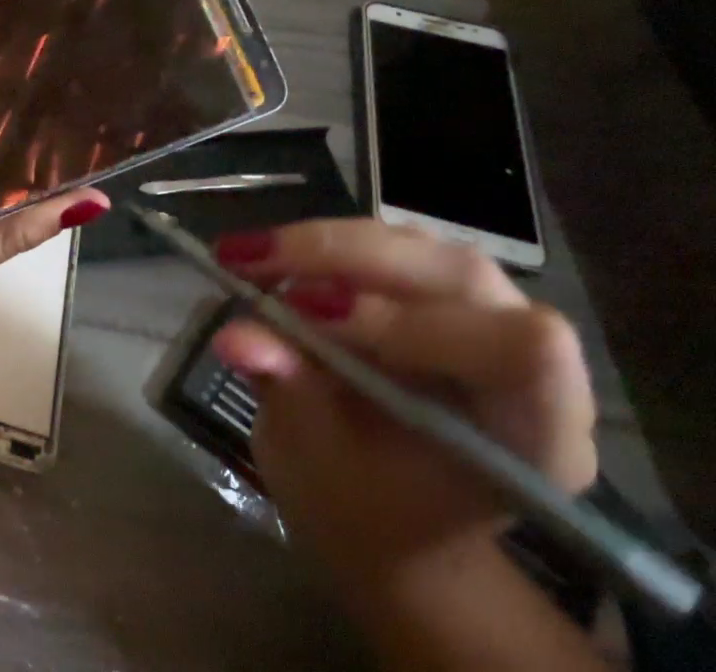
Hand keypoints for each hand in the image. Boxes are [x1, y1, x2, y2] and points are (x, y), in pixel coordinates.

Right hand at [209, 219, 596, 589]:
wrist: (388, 518)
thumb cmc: (363, 511)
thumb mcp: (316, 462)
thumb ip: (288, 392)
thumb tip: (233, 337)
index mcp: (533, 435)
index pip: (518, 349)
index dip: (409, 321)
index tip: (305, 316)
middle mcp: (533, 368)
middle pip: (457, 275)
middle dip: (343, 257)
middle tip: (246, 261)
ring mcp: (491, 322)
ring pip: (423, 252)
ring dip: (328, 246)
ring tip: (249, 259)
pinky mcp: (445, 300)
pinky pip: (395, 253)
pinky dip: (326, 250)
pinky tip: (273, 263)